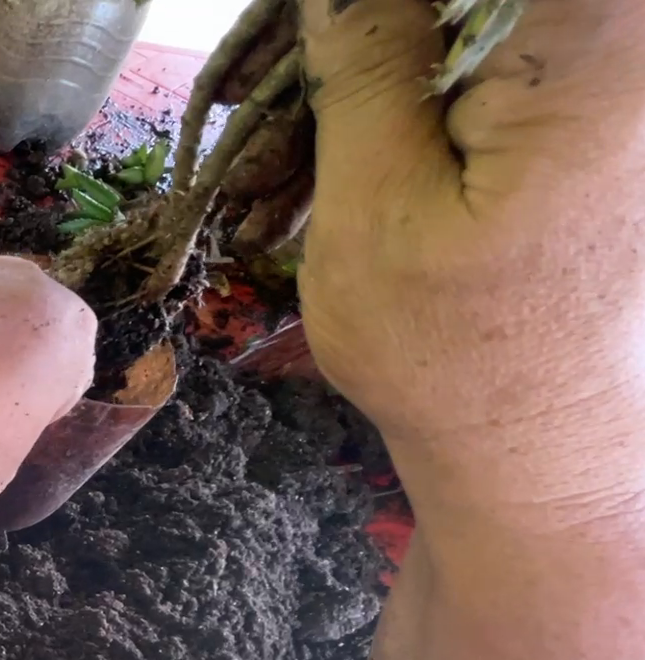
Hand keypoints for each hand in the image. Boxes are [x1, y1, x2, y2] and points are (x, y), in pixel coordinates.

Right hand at [300, 0, 644, 531]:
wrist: (513, 417)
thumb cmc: (435, 336)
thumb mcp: (371, 207)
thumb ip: (367, 72)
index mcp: (603, 56)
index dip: (366, 6)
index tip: (295, 28)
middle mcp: (630, 54)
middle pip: (466, 4)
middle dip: (350, 28)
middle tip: (253, 76)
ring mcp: (611, 79)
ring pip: (467, 26)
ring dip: (356, 66)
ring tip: (266, 134)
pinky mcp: (585, 101)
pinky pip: (481, 57)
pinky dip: (391, 88)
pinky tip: (315, 143)